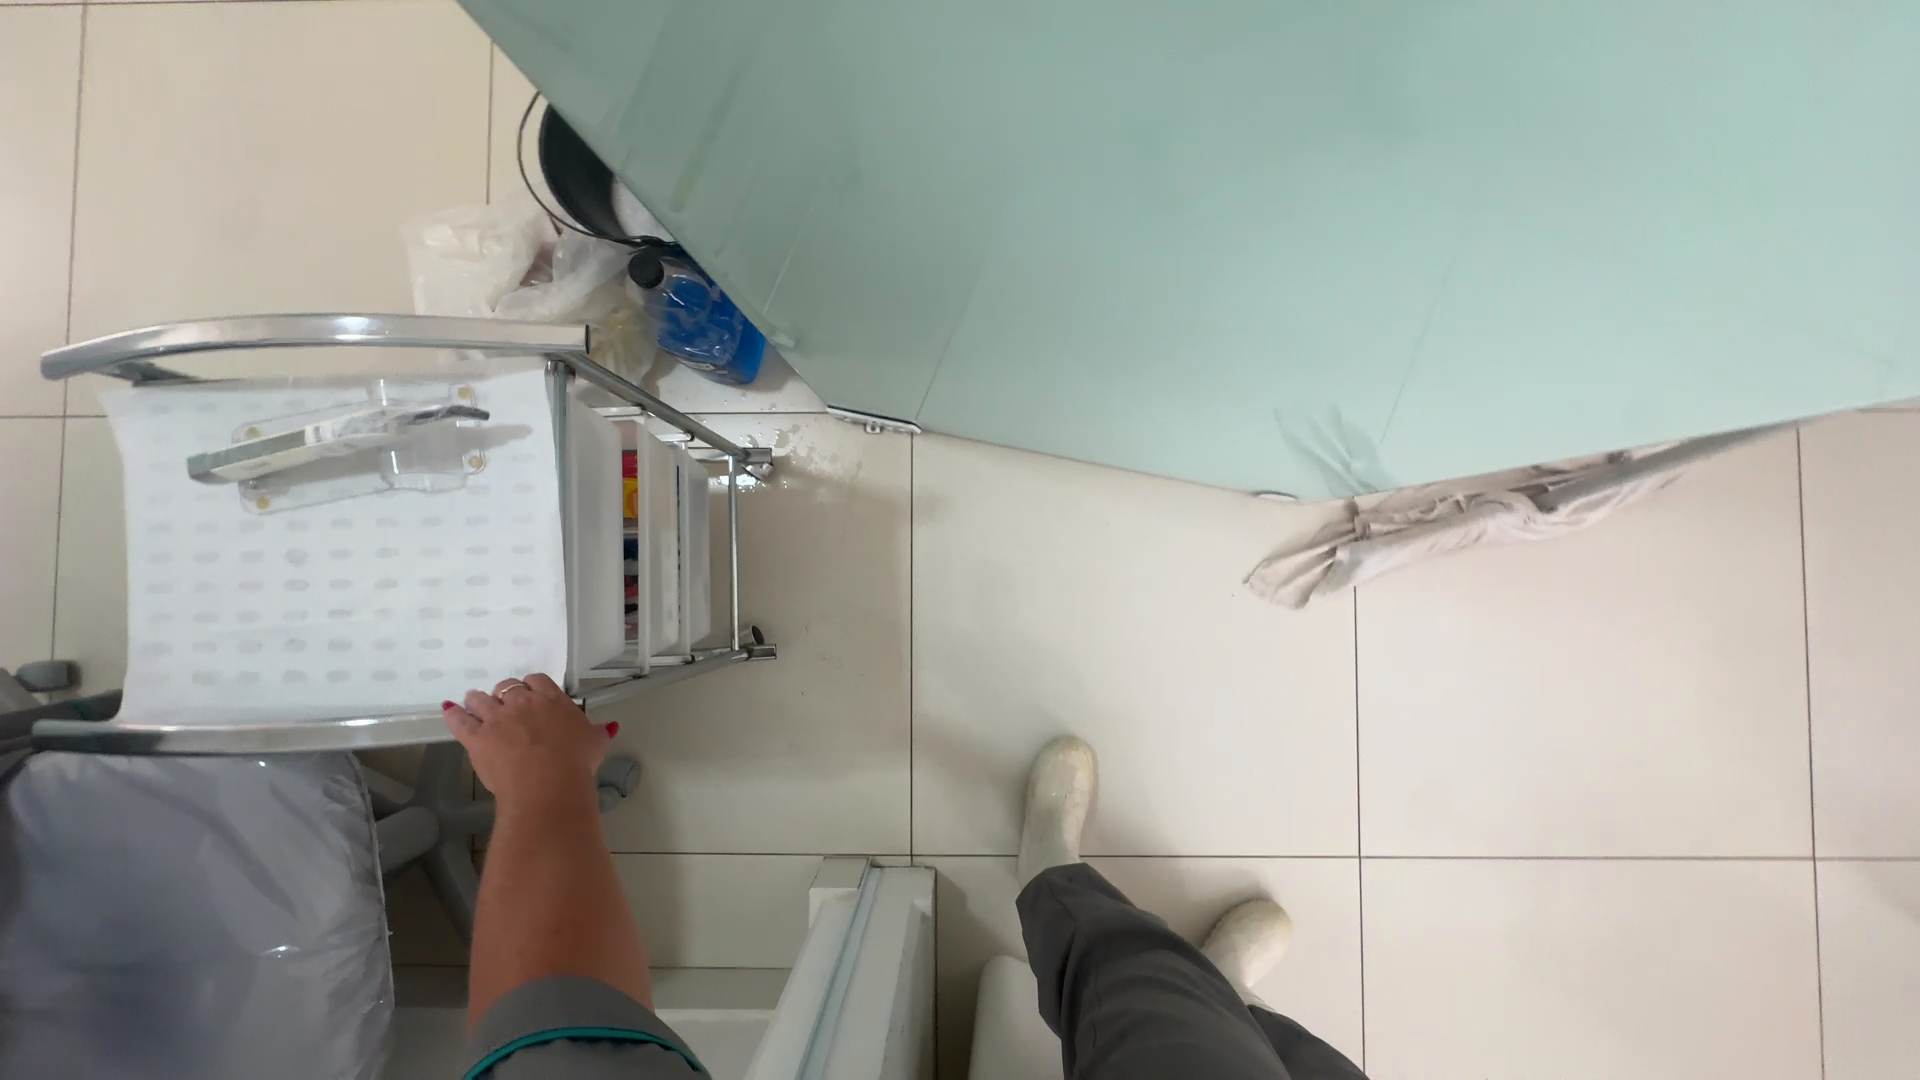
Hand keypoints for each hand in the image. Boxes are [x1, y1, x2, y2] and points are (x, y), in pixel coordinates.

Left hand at [442, 673, 610, 807]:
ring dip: (478, 699)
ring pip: (481, 699)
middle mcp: (522, 702)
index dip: (531, 685)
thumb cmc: (576, 761)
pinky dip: (454, 714)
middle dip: (505, 693)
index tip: (530, 693)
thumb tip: (608, 727)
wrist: (547, 781)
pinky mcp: (476, 737)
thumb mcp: (595, 743)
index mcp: (552, 699)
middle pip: (507, 687)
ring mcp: (496, 718)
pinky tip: (450, 710)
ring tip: (475, 701)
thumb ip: (599, 731)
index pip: (537, 680)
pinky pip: (460, 721)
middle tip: (505, 703)